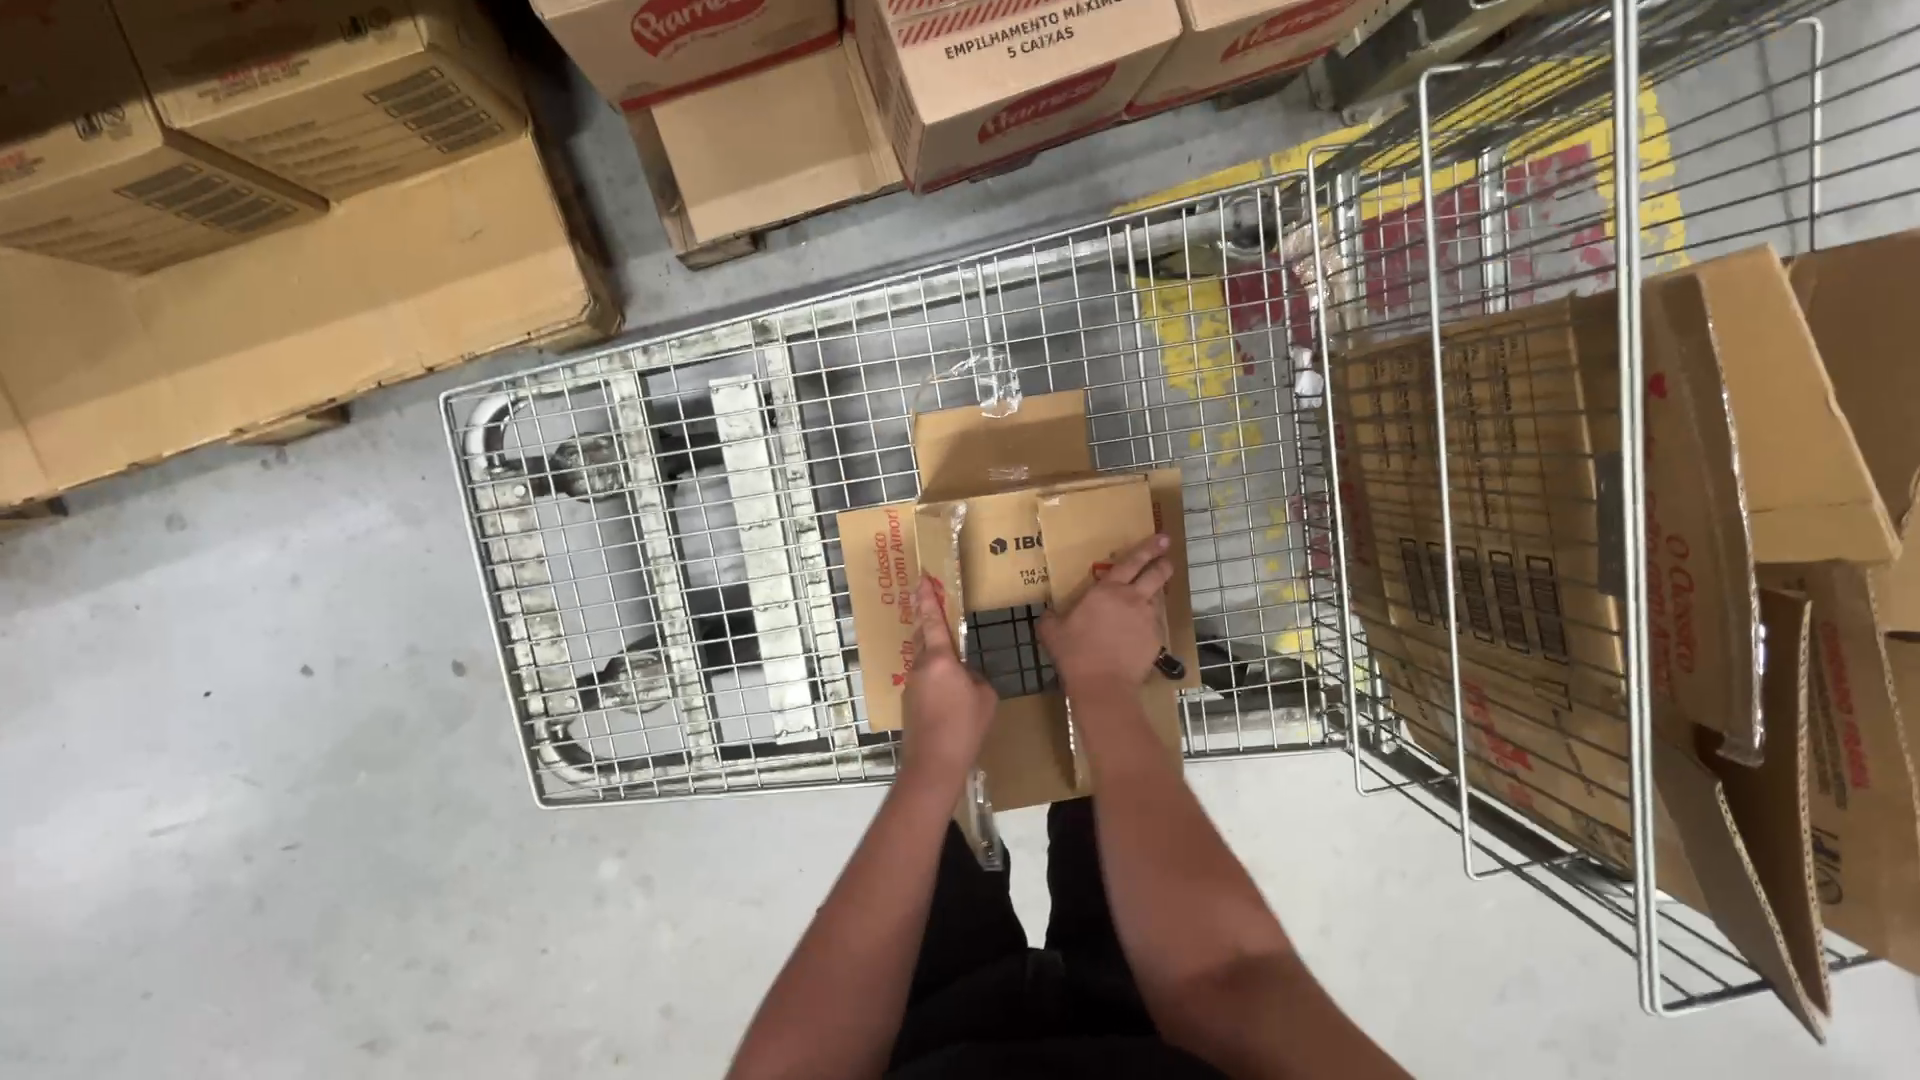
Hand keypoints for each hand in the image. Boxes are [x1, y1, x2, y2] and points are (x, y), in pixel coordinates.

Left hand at [900, 574, 996, 787]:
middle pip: (923, 635)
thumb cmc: (964, 727)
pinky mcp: (909, 702)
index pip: (934, 620)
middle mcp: (920, 666)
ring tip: (949, 653)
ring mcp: (911, 684)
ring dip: (932, 650)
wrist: (934, 762)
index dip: (928, 598)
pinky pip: (923, 678)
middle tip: (931, 601)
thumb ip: (976, 677)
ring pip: (922, 659)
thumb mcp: (985, 696)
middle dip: (927, 619)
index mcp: (940, 659)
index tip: (922, 579)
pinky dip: (934, 675)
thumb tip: (966, 676)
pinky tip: (949, 691)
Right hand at [1040, 533, 1173, 692]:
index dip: (1147, 548)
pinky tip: (1143, 630)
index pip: (1131, 562)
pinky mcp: (1156, 639)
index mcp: (1107, 590)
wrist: (1103, 685)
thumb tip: (1048, 613)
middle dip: (1163, 563)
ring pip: (1157, 598)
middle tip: (1166, 557)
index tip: (1161, 538)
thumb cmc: (1075, 654)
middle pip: (1156, 574)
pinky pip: (1155, 624)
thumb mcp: (1052, 632)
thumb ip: (1051, 617)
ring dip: (1156, 593)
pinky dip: (1151, 622)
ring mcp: (1147, 619)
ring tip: (1151, 595)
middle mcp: (1132, 599)